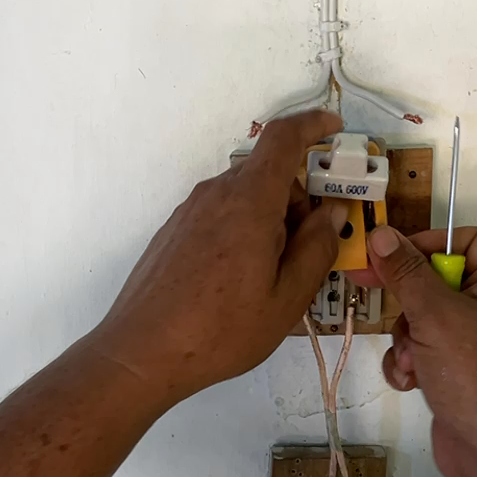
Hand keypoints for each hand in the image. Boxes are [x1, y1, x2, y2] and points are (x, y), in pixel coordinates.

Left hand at [84, 111, 346, 403]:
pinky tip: (238, 280)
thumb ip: (317, 248)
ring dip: (269, 218)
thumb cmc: (222, 329)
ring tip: (272, 276)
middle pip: (267, 174)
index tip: (334, 127)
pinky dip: (243, 228)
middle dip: (297, 199)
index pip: (283, 139)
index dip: (313, 125)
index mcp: (249, 201)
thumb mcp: (287, 298)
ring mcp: (189, 210)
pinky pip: (221, 213)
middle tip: (308, 250)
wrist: (142, 352)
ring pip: (243, 195)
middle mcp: (216, 194)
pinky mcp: (174, 230)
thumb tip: (331, 211)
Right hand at [360, 226, 476, 476]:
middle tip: (366, 289)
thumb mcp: (436, 315)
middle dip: (407, 299)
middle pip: (436, 280)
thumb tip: (381, 233)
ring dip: (406, 338)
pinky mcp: (458, 374)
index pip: (466, 241)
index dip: (427, 242)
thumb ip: (406, 272)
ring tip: (411, 361)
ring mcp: (476, 344)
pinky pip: (424, 352)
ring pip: (423, 319)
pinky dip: (411, 364)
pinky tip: (409, 382)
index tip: (389, 254)